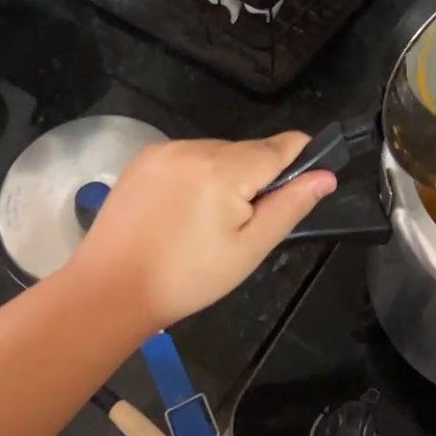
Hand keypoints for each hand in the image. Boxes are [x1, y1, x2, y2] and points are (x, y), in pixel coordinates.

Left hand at [68, 133, 335, 327]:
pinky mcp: (144, 158)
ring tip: (206, 223)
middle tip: (240, 226)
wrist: (108, 291)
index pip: (283, 144)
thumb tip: (326, 176)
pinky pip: (189, 157)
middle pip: (250, 151)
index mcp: (226, 168)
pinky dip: (196, 177)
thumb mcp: (250, 248)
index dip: (300, 162)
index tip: (295, 193)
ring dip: (226, 177)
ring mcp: (166, 150)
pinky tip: (181, 213)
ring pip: (219, 154)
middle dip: (257, 179)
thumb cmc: (188, 277)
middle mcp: (196, 147)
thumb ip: (291, 206)